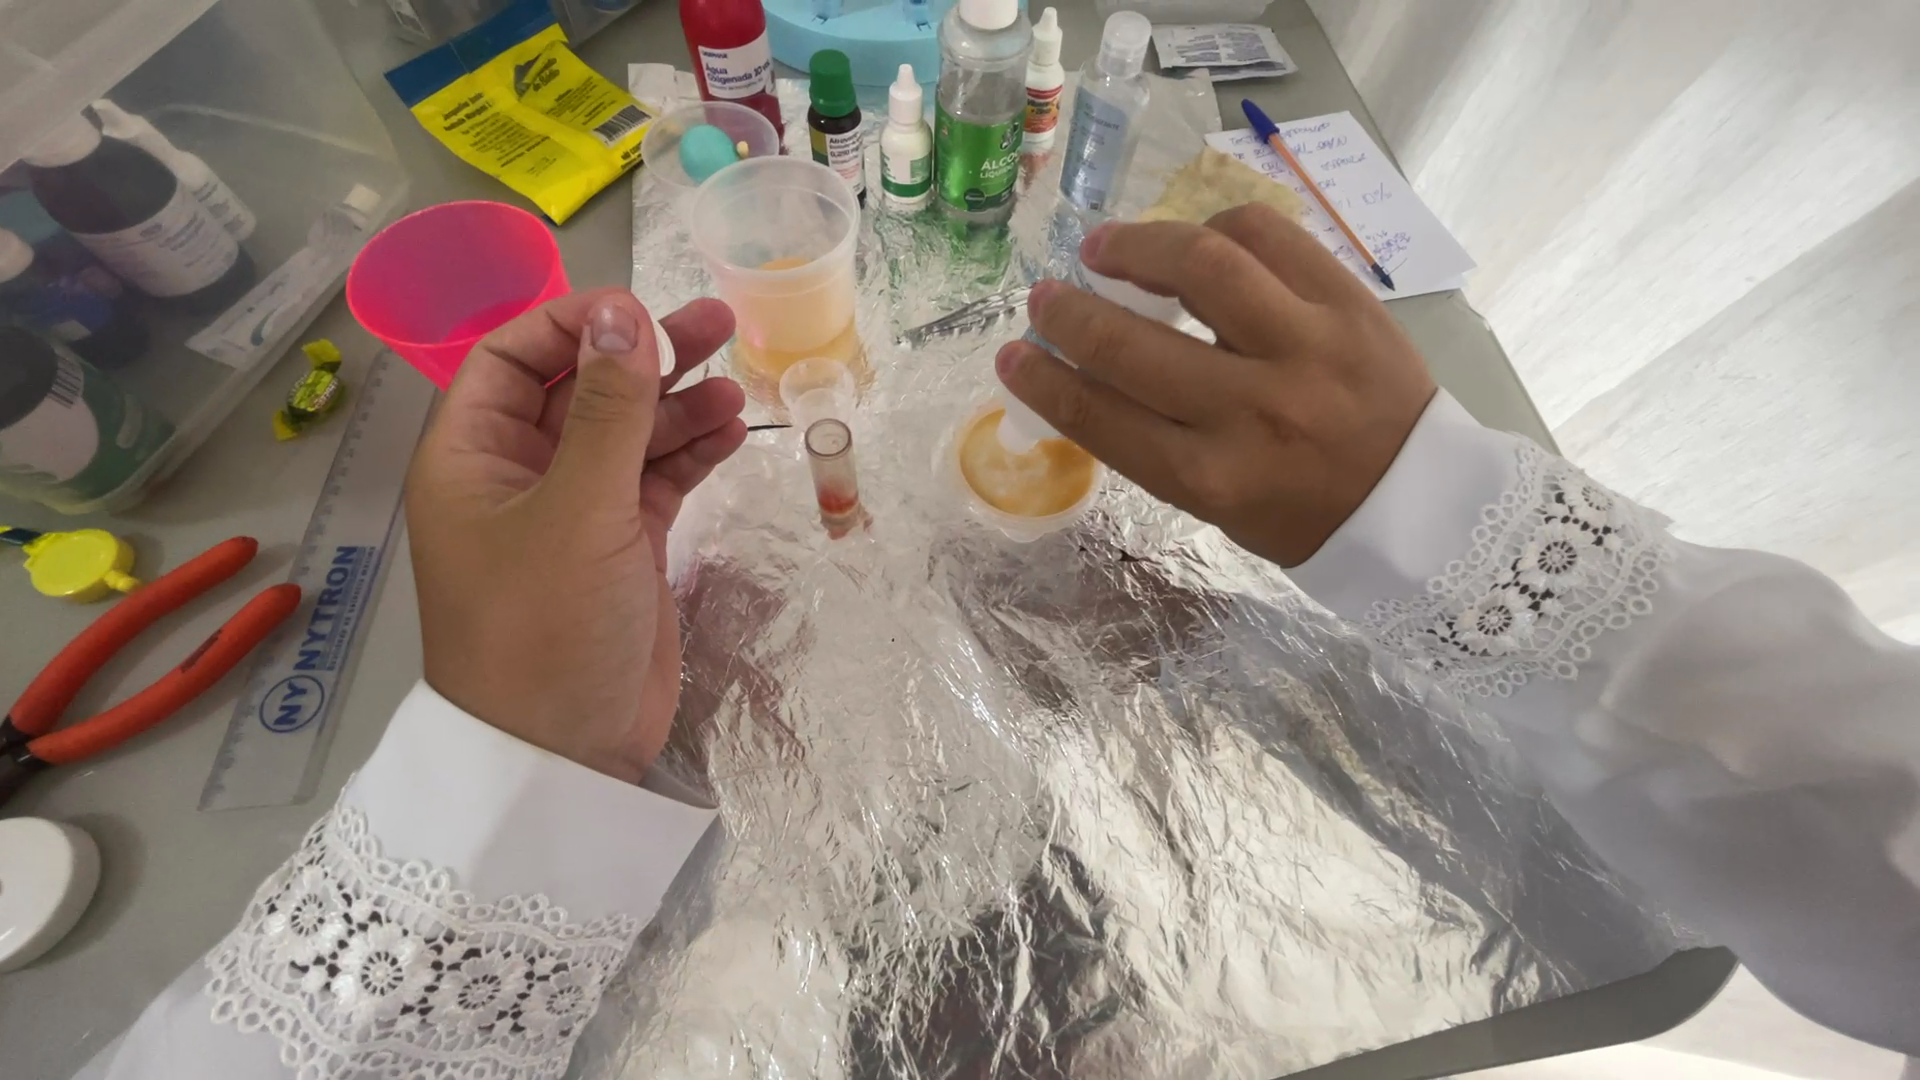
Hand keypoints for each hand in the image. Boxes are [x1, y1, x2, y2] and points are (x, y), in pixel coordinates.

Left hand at [406, 287, 747, 782]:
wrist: (568, 747)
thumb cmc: (547, 625)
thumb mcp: (578, 509)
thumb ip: (606, 410)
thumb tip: (624, 312)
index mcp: (474, 455)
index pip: (510, 358)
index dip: (572, 326)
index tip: (640, 312)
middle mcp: (524, 473)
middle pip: (583, 390)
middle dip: (645, 357)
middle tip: (718, 325)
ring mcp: (580, 510)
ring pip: (631, 435)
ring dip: (680, 407)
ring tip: (738, 387)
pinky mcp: (626, 543)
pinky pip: (659, 479)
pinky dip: (692, 454)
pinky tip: (730, 433)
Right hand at [994, 205, 1436, 566]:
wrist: (1416, 501)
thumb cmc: (1297, 514)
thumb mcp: (1210, 503)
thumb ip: (1149, 443)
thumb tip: (1086, 373)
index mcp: (1208, 478)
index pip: (1099, 417)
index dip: (1042, 380)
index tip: (1012, 354)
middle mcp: (1250, 411)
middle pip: (1130, 345)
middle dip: (1068, 315)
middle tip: (1045, 298)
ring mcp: (1304, 348)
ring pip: (1201, 268)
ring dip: (1135, 247)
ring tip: (1104, 246)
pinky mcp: (1347, 303)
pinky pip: (1270, 236)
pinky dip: (1217, 228)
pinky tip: (1195, 239)